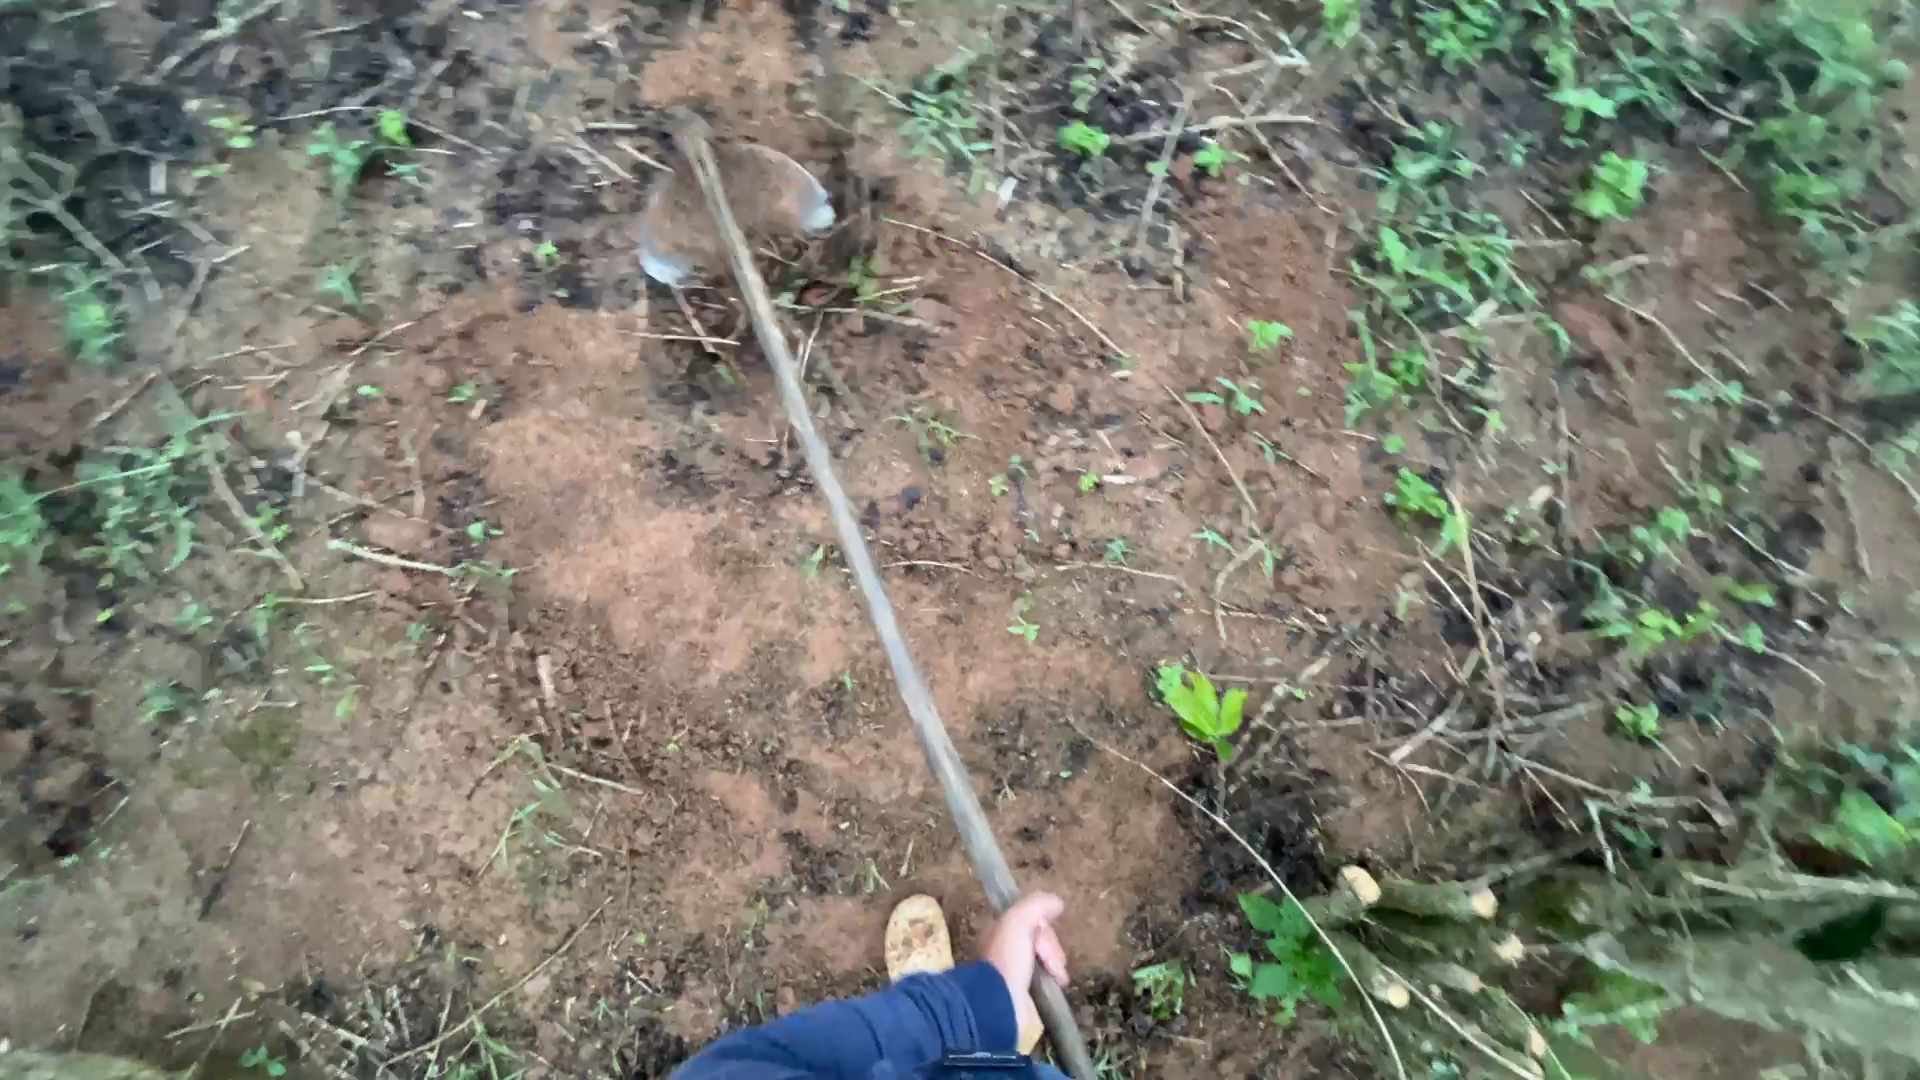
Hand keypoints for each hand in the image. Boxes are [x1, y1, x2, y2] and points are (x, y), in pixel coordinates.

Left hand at [979, 892, 1069, 1037]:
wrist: (999, 1003)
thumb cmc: (1007, 958)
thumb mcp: (1019, 921)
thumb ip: (1037, 905)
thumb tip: (1057, 902)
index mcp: (1002, 929)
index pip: (1032, 919)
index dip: (1044, 927)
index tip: (1045, 935)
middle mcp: (1007, 947)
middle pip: (1040, 938)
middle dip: (1051, 948)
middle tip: (1052, 962)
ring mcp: (1015, 970)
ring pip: (1046, 958)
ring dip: (1056, 964)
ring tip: (1057, 976)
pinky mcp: (1024, 991)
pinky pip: (1045, 977)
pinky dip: (1054, 978)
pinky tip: (1057, 983)